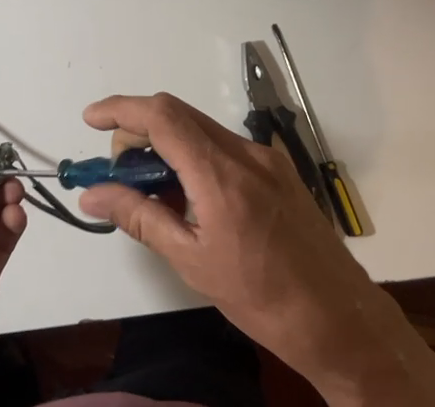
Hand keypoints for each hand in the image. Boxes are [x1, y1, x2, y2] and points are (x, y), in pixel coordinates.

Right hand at [78, 94, 434, 406]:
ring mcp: (267, 160)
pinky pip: (223, 146)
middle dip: (138, 131)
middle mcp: (246, 154)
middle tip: (118, 173)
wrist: (344, 325)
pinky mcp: (279, 172)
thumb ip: (139, 216)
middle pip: (177, 115)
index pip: (161, 116)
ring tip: (151, 191)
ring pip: (200, 129)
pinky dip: (193, 156)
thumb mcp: (192, 261)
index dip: (119, 109)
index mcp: (222, 175)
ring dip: (165, 144)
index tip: (90, 121)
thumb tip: (92, 194)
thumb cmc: (263, 299)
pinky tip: (188, 198)